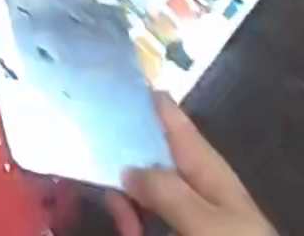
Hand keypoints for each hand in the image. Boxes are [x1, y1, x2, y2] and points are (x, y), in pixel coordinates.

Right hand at [106, 93, 275, 235]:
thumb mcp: (206, 223)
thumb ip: (165, 189)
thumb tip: (126, 167)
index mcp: (204, 163)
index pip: (166, 112)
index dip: (134, 93)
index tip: (98, 82)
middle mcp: (193, 180)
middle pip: (145, 149)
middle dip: (119, 156)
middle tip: (97, 171)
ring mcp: (187, 212)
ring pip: (141, 187)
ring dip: (123, 198)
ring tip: (121, 220)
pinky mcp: (180, 233)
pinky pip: (147, 219)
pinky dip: (133, 222)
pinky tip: (127, 229)